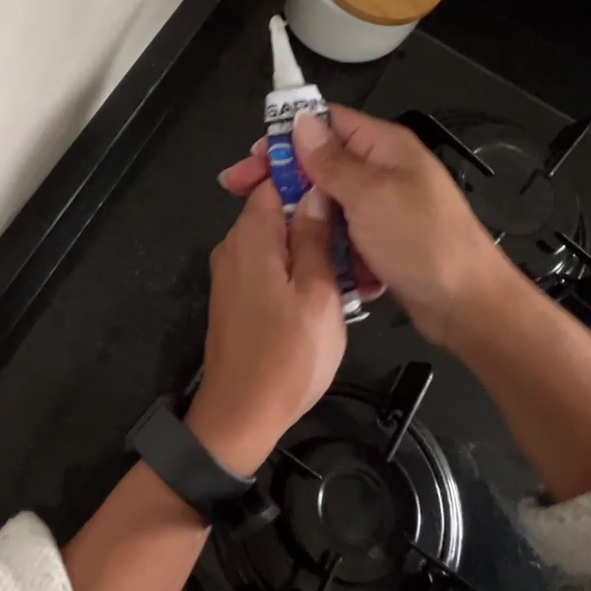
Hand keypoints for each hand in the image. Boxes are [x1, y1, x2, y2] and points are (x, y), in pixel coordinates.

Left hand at [186, 180, 348, 474]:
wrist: (241, 415)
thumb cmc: (287, 355)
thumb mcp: (317, 294)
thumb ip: (315, 239)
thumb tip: (314, 191)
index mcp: (250, 236)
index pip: (272, 181)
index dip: (306, 175)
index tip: (342, 181)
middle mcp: (233, 246)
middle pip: (275, 209)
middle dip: (315, 214)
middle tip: (358, 231)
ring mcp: (232, 273)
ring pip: (276, 240)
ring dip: (311, 245)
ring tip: (353, 263)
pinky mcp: (237, 296)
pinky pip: (269, 265)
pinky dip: (297, 267)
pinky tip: (329, 287)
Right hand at [216, 106, 516, 347]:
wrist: (468, 307)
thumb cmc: (421, 243)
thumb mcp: (370, 195)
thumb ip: (331, 159)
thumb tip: (301, 120)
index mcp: (383, 147)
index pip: (325, 122)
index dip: (285, 136)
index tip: (251, 158)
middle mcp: (381, 171)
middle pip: (320, 164)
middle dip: (283, 180)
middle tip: (240, 193)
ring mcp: (381, 208)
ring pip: (326, 203)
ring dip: (305, 219)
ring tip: (277, 236)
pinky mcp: (380, 241)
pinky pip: (340, 235)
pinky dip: (327, 246)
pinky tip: (313, 263)